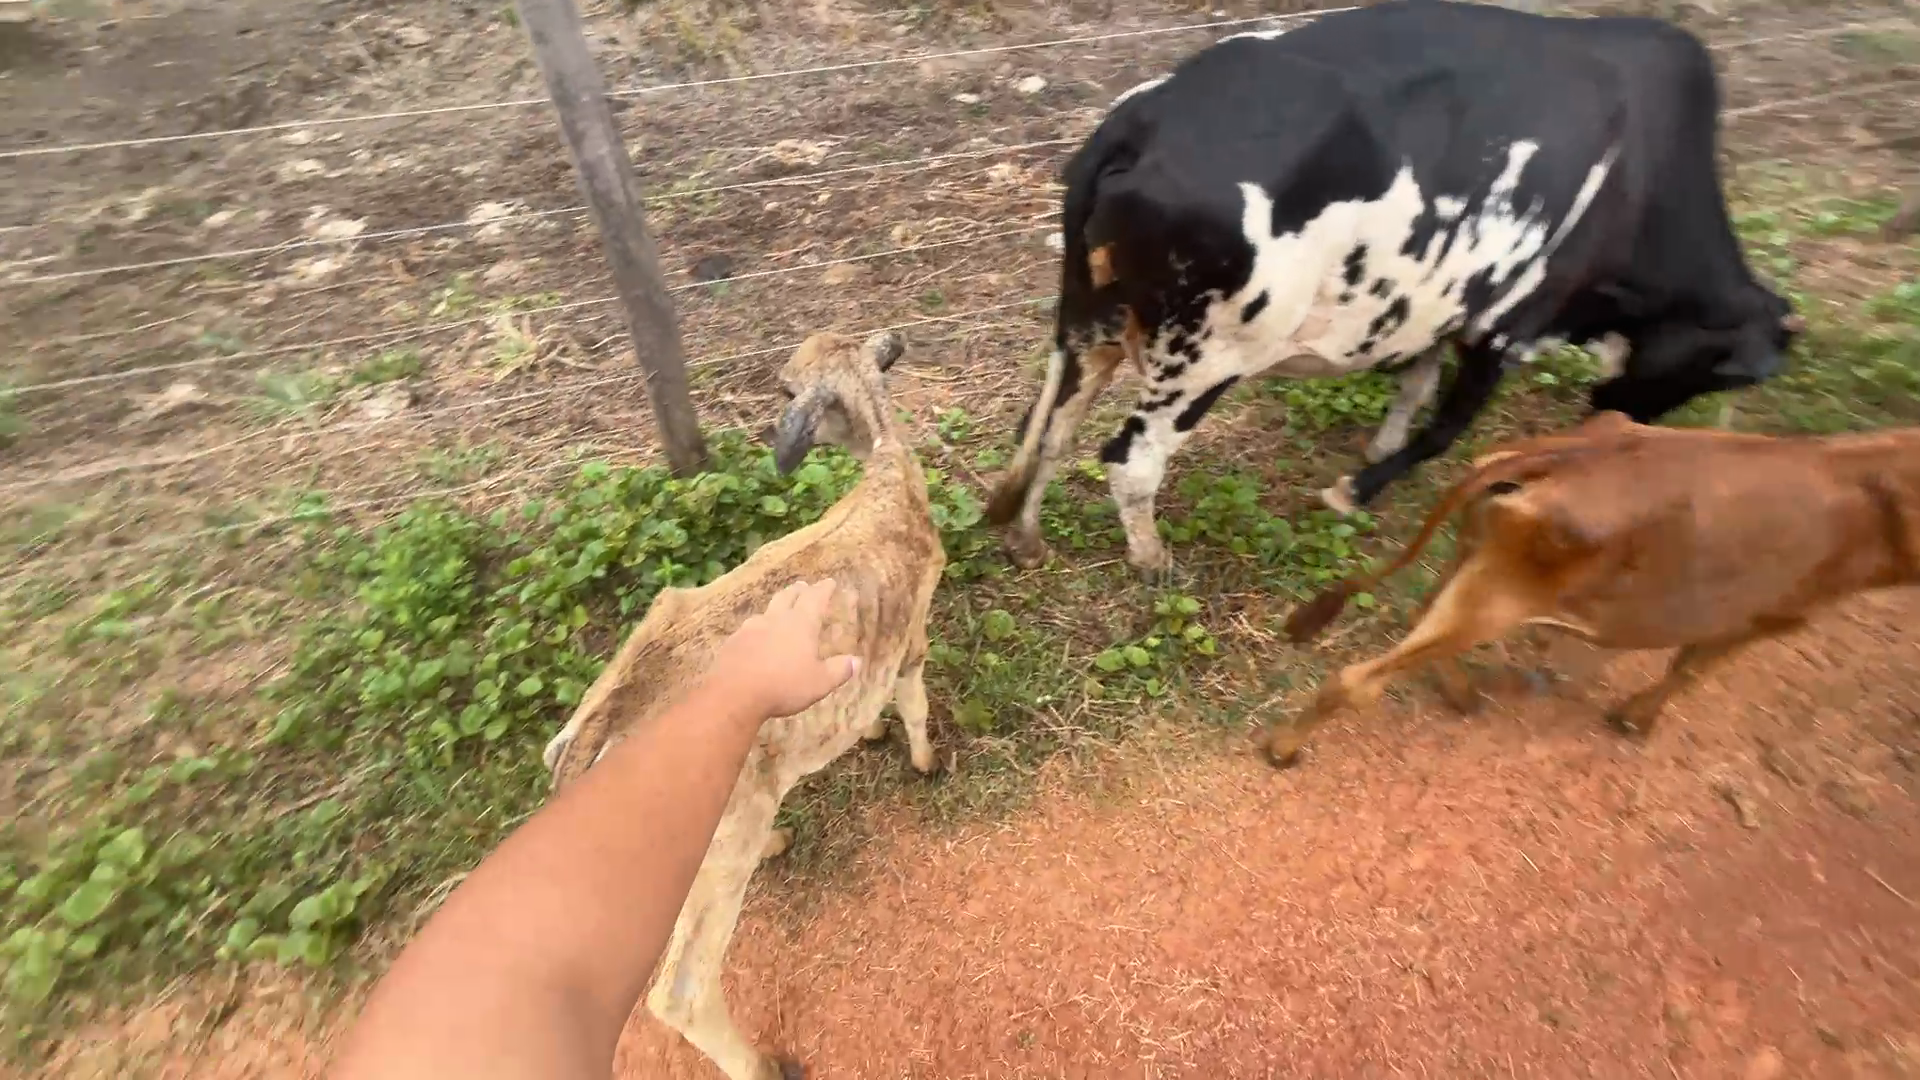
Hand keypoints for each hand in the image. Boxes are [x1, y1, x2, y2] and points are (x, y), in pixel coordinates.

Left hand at [708, 579, 861, 718]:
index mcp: (800, 624)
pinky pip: (747, 630)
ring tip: (778, 610)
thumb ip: (838, 670)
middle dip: (797, 591)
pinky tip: (754, 637)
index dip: (823, 589)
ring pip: (766, 612)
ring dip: (775, 608)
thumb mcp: (819, 683)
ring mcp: (750, 630)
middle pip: (787, 597)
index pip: (815, 599)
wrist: (734, 694)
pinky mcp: (732, 643)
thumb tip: (856, 661)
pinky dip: (756, 629)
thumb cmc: (784, 686)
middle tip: (803, 586)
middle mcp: (775, 620)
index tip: (829, 582)